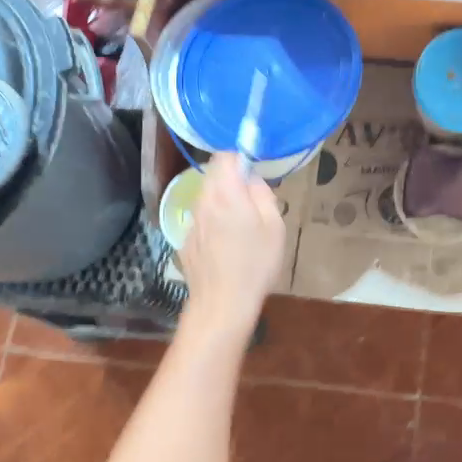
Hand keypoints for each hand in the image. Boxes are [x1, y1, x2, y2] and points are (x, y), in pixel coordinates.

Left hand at [178, 153, 284, 344]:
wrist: (222, 304)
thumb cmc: (255, 264)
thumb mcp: (275, 227)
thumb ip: (263, 195)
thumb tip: (252, 181)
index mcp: (226, 193)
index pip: (225, 157)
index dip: (240, 157)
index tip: (253, 169)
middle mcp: (203, 202)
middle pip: (213, 176)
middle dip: (231, 179)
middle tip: (252, 198)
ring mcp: (191, 223)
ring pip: (206, 199)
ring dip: (222, 201)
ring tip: (242, 225)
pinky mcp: (186, 242)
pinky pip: (202, 220)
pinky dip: (213, 223)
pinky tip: (226, 245)